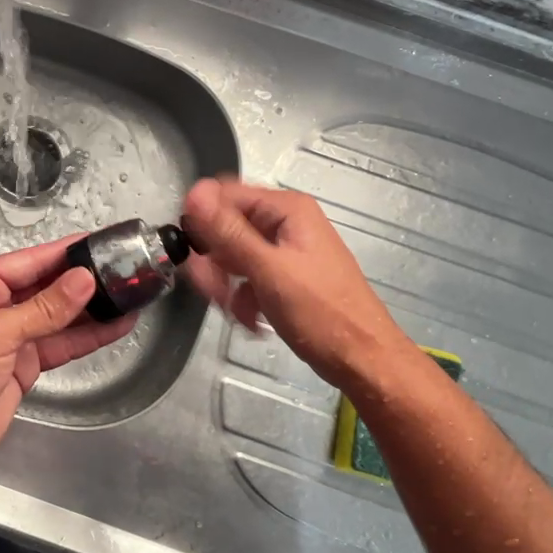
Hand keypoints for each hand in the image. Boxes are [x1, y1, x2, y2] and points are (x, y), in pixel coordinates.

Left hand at [0, 235, 137, 469]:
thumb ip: (44, 307)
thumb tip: (84, 278)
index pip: (27, 261)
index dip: (64, 252)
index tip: (100, 241)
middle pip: (45, 285)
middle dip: (82, 280)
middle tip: (123, 269)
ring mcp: (10, 335)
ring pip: (58, 315)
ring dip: (90, 309)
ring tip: (129, 295)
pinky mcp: (24, 362)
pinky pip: (60, 342)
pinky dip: (86, 336)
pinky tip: (115, 326)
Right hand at [181, 177, 410, 387]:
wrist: (362, 360)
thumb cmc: (320, 312)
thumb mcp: (267, 269)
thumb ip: (227, 231)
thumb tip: (194, 192)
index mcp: (286, 209)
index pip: (224, 196)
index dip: (202, 220)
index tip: (189, 252)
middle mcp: (286, 223)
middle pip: (227, 227)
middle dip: (215, 261)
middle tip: (213, 290)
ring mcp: (286, 251)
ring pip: (233, 256)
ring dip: (226, 284)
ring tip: (236, 311)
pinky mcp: (284, 277)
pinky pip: (247, 277)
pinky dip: (242, 298)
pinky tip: (250, 319)